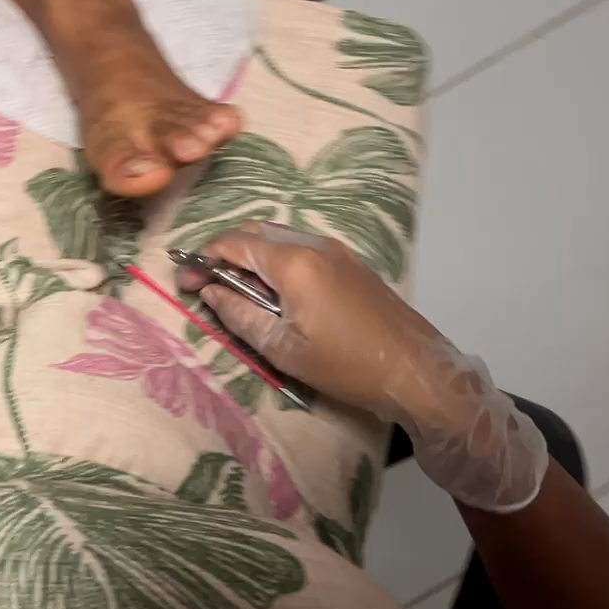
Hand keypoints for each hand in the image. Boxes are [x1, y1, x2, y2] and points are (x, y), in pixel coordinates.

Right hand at [179, 222, 546, 511]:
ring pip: (275, 236)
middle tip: (206, 285)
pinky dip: (272, 259)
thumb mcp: (283, 348)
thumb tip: (210, 293)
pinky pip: (298, 247)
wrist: (422, 376)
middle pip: (252, 231)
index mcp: (293, 262)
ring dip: (248, 256)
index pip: (232, 243)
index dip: (202, 260)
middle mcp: (313, 245)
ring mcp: (335, 251)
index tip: (186, 284)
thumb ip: (239, 315)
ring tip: (236, 291)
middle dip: (222, 253)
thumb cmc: (348, 365)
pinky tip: (271, 291)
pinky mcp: (349, 263)